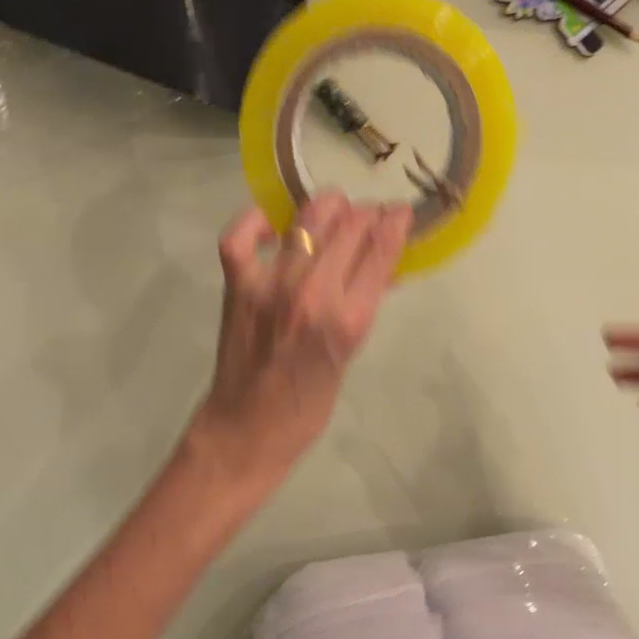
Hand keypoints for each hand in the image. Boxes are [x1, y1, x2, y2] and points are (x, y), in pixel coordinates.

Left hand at [191, 193, 413, 480]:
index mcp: (348, 320)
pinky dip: (257, 221)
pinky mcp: (237, 286)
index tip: (401, 212)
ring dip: (327, 207)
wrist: (247, 430)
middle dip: (367, 213)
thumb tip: (382, 269)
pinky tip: (275, 225)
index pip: (381, 248)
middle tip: (370, 215)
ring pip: (306, 219)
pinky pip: (242, 234)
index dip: (396, 221)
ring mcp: (269, 285)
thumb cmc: (307, 406)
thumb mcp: (349, 356)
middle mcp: (311, 294)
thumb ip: (362, 308)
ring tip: (334, 211)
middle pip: (349, 226)